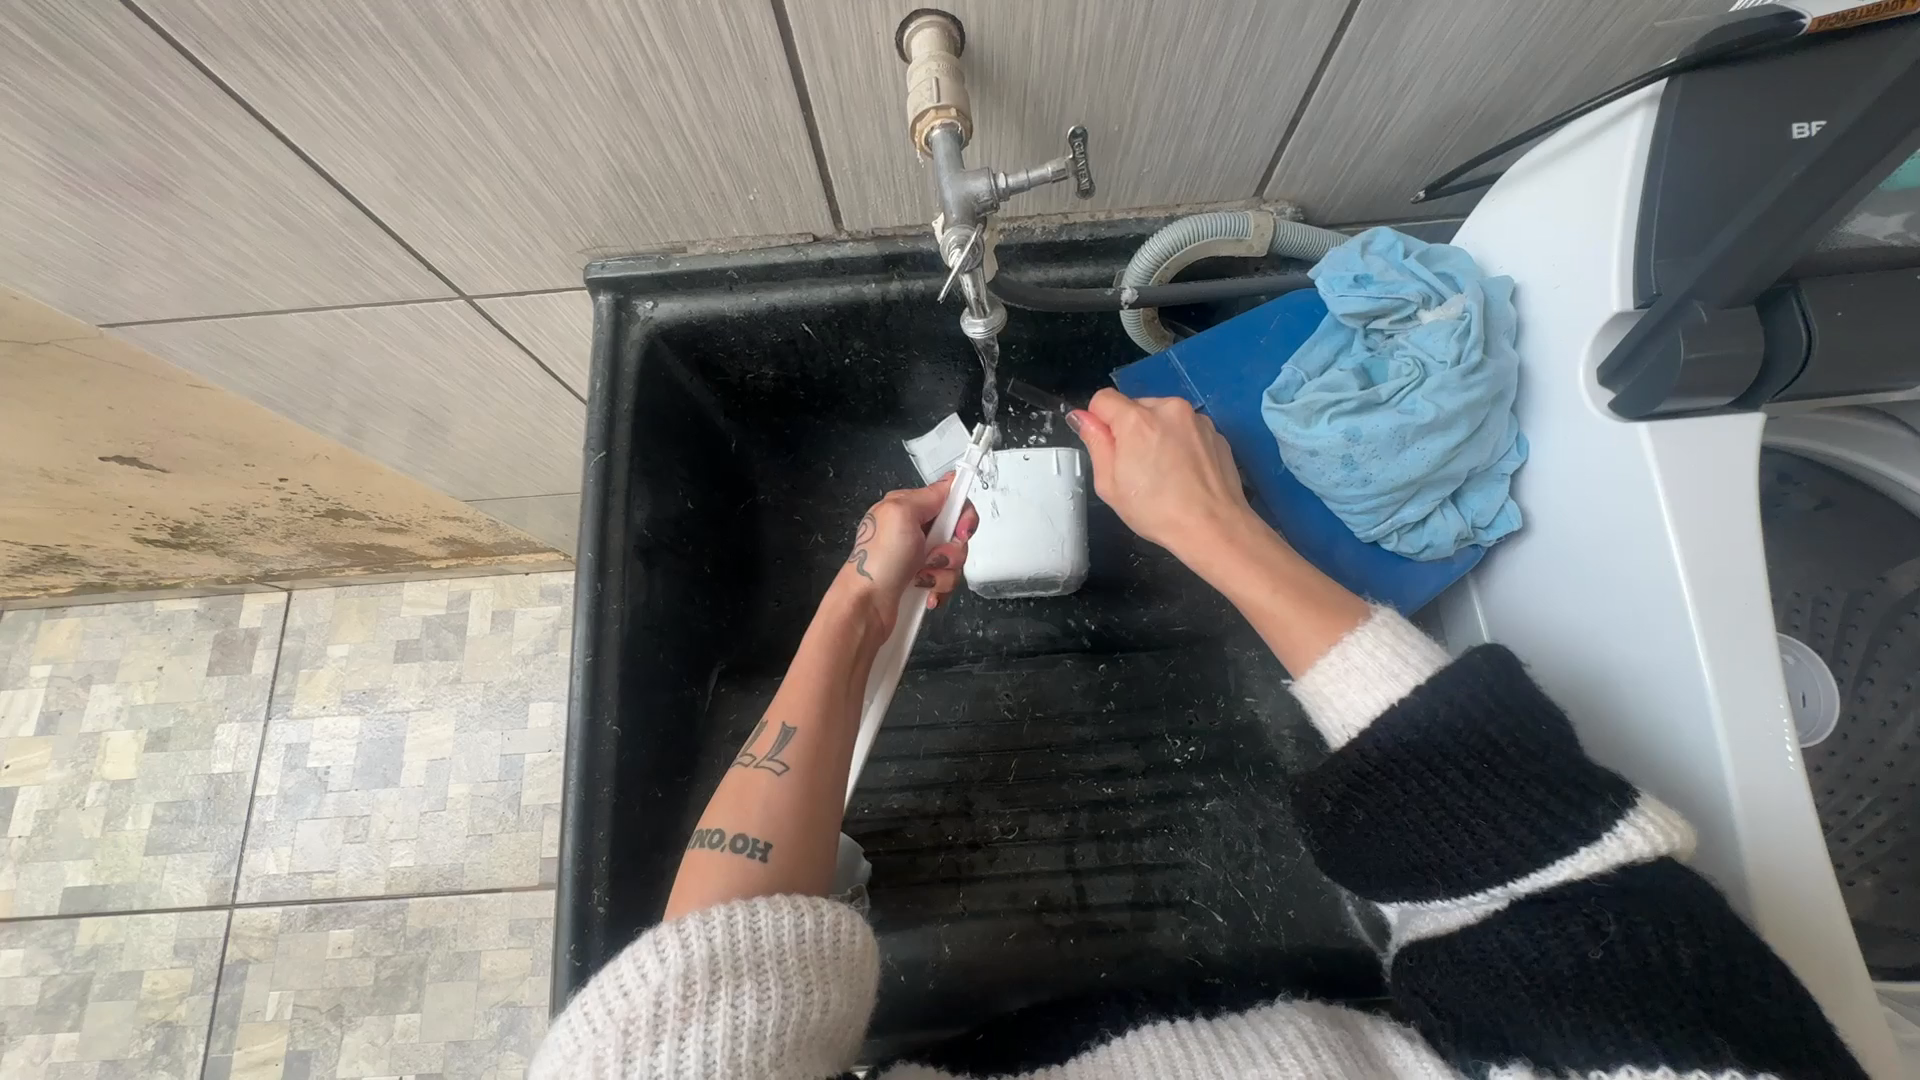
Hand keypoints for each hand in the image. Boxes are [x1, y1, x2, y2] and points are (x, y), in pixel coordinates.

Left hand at [831, 475, 979, 632]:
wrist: (866, 606)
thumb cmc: (878, 561)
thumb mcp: (902, 513)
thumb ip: (930, 495)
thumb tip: (951, 481)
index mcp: (908, 507)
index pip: (950, 499)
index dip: (962, 515)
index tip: (959, 530)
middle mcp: (913, 530)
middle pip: (957, 532)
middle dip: (953, 549)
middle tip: (933, 556)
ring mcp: (918, 556)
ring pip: (955, 559)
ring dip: (944, 571)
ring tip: (922, 577)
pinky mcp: (921, 579)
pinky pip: (947, 580)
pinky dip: (939, 587)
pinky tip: (923, 590)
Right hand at [1071, 389, 1257, 558]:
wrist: (1214, 526)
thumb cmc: (1158, 512)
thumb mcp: (1109, 484)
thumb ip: (1095, 443)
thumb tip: (1082, 418)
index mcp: (1137, 420)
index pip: (1103, 399)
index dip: (1098, 422)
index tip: (1106, 446)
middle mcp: (1168, 409)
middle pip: (1134, 407)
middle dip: (1128, 431)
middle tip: (1134, 468)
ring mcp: (1196, 418)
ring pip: (1160, 417)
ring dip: (1155, 435)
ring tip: (1161, 472)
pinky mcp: (1214, 431)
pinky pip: (1184, 428)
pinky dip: (1178, 443)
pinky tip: (1181, 472)